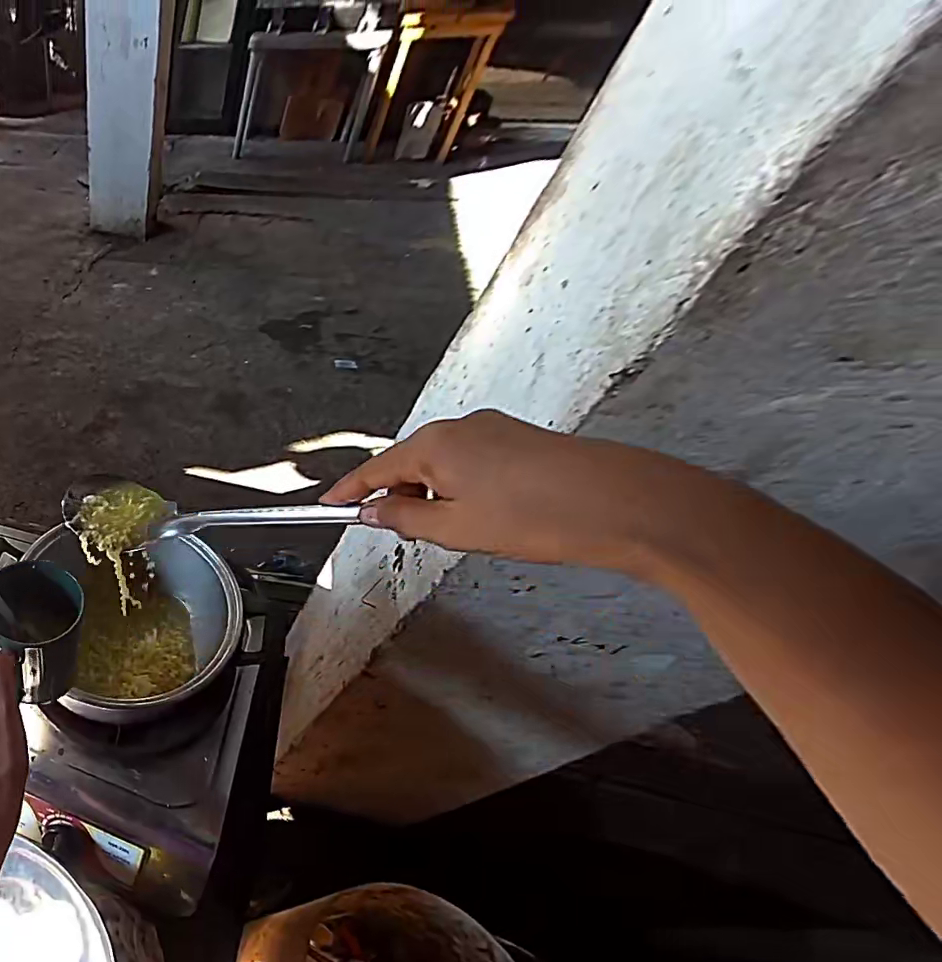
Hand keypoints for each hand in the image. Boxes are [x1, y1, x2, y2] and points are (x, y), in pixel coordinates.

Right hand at [322, 409, 722, 574]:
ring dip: (430, 493)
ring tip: (451, 528)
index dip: (348, 492)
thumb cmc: (547, 515)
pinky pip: (467, 460)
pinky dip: (458, 485)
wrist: (633, 507)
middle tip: (398, 529)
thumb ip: (402, 519)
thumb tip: (375, 513)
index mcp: (435, 445)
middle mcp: (461, 428)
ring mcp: (493, 430)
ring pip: (437, 464)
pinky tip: (478, 512)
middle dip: (395, 496)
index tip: (330, 504)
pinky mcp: (518, 439)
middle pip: (404, 463)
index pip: (373, 470)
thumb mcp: (454, 529)